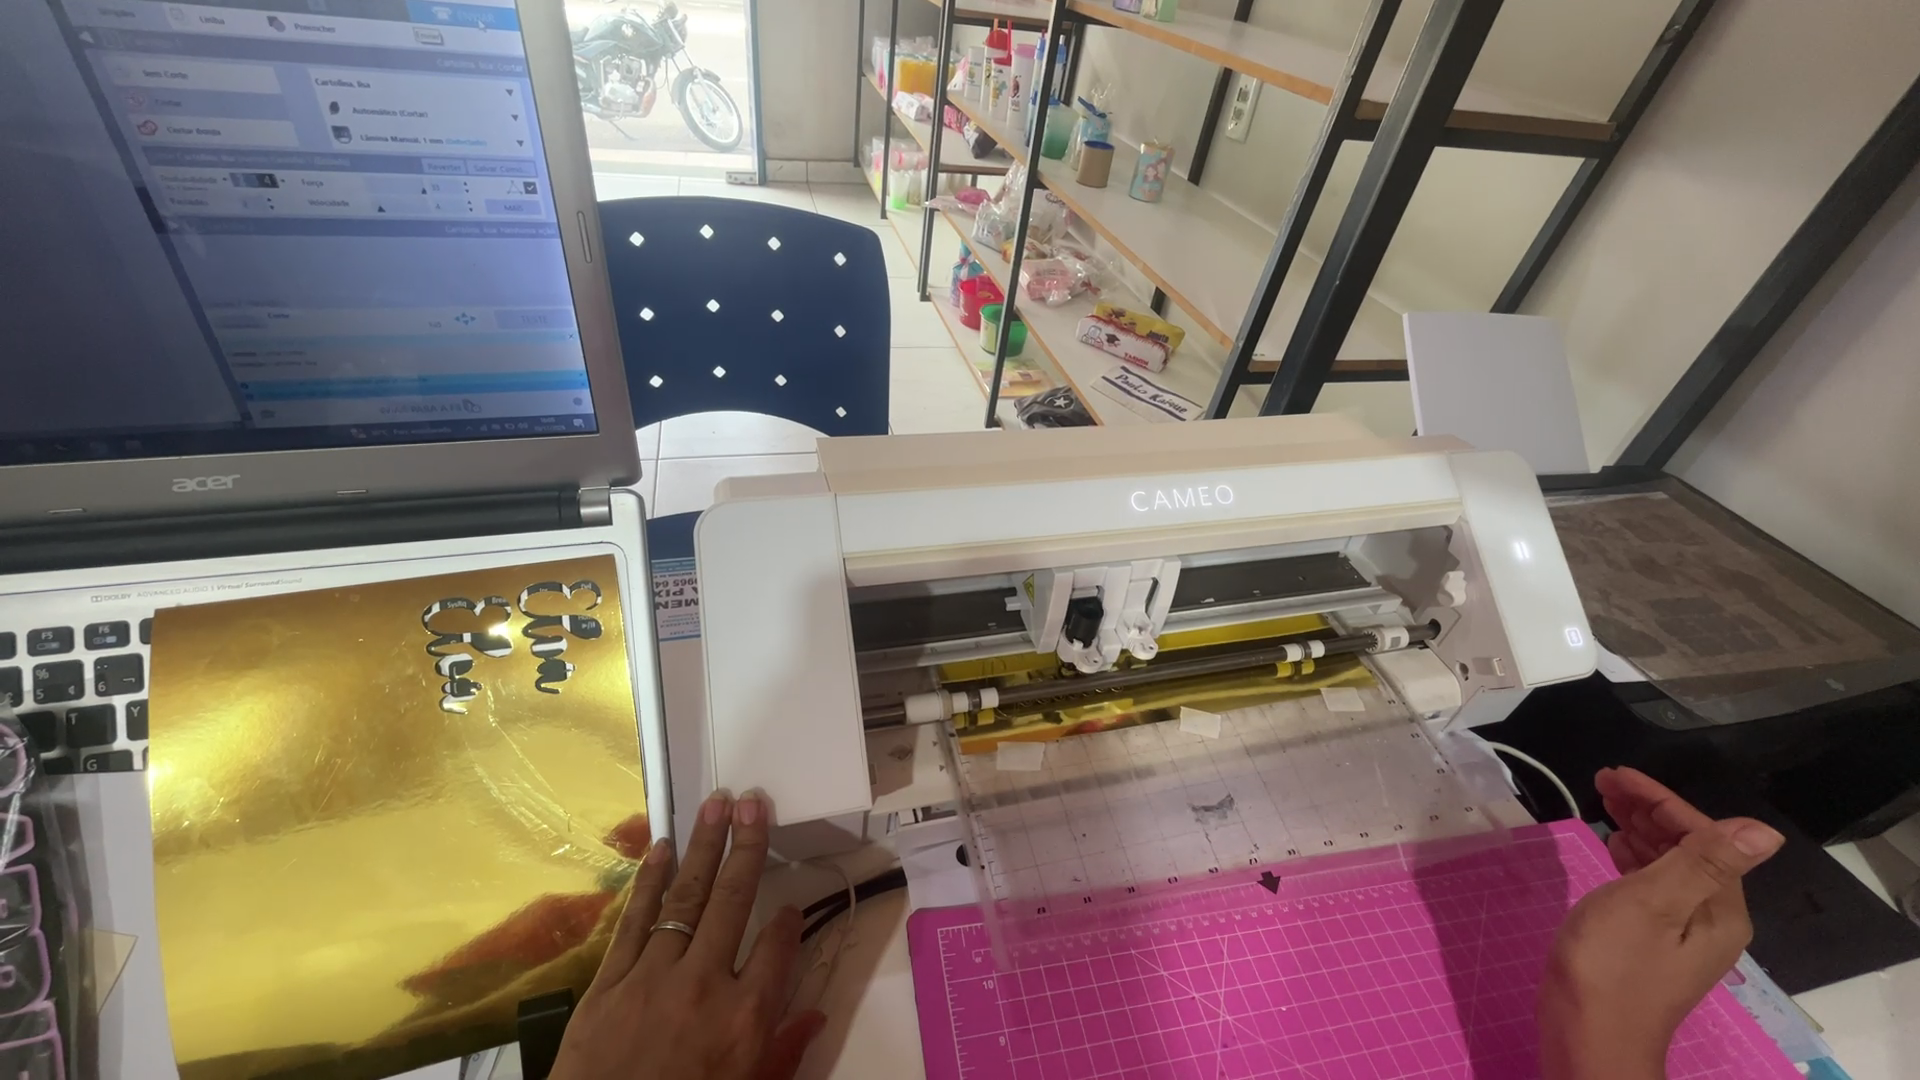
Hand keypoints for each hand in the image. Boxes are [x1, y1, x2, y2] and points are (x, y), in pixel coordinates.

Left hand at [551, 790, 825, 1079]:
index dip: (788, 920)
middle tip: (752, 802)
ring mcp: (653, 978)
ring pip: (685, 898)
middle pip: (732, 901)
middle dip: (746, 847)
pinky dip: (650, 882)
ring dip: (703, 847)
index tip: (788, 905)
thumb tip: (816, 1014)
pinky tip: (662, 848)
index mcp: (745, 1017)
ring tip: (715, 804)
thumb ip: (784, 1053)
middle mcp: (705, 984)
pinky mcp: (607, 985)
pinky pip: (634, 922)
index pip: (779, 945)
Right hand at [1538, 768, 1783, 1079]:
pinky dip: (1632, 854)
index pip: (1703, 838)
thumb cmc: (1613, 961)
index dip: (1661, 801)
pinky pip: (1651, 882)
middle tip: (1600, 780)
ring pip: (1668, 863)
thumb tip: (1763, 832)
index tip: (1612, 774)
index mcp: (1718, 908)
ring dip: (1638, 827)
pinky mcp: (1649, 936)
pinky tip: (1612, 844)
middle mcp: (1709, 916)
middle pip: (1688, 847)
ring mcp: (1679, 929)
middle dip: (1648, 809)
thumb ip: (1702, 864)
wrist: (1588, 1027)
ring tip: (1602, 801)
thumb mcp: (1652, 905)